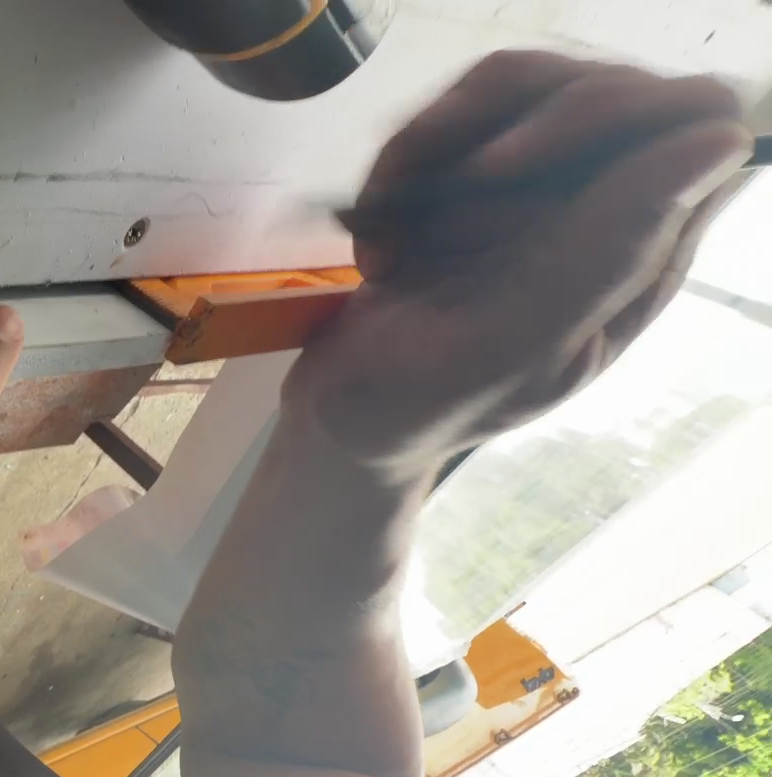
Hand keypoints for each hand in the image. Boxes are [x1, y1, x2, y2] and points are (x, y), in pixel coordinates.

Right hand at [288, 51, 753, 478]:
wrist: (333, 419)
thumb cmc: (406, 407)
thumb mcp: (492, 355)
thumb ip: (593, 266)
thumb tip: (714, 142)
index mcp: (634, 259)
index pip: (686, 121)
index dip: (602, 115)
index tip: (489, 168)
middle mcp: (597, 213)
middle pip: (600, 88)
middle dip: (490, 134)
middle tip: (408, 205)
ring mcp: (528, 197)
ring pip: (522, 90)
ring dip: (430, 145)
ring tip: (382, 220)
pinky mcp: (465, 191)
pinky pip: (452, 122)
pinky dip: (400, 160)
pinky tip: (375, 222)